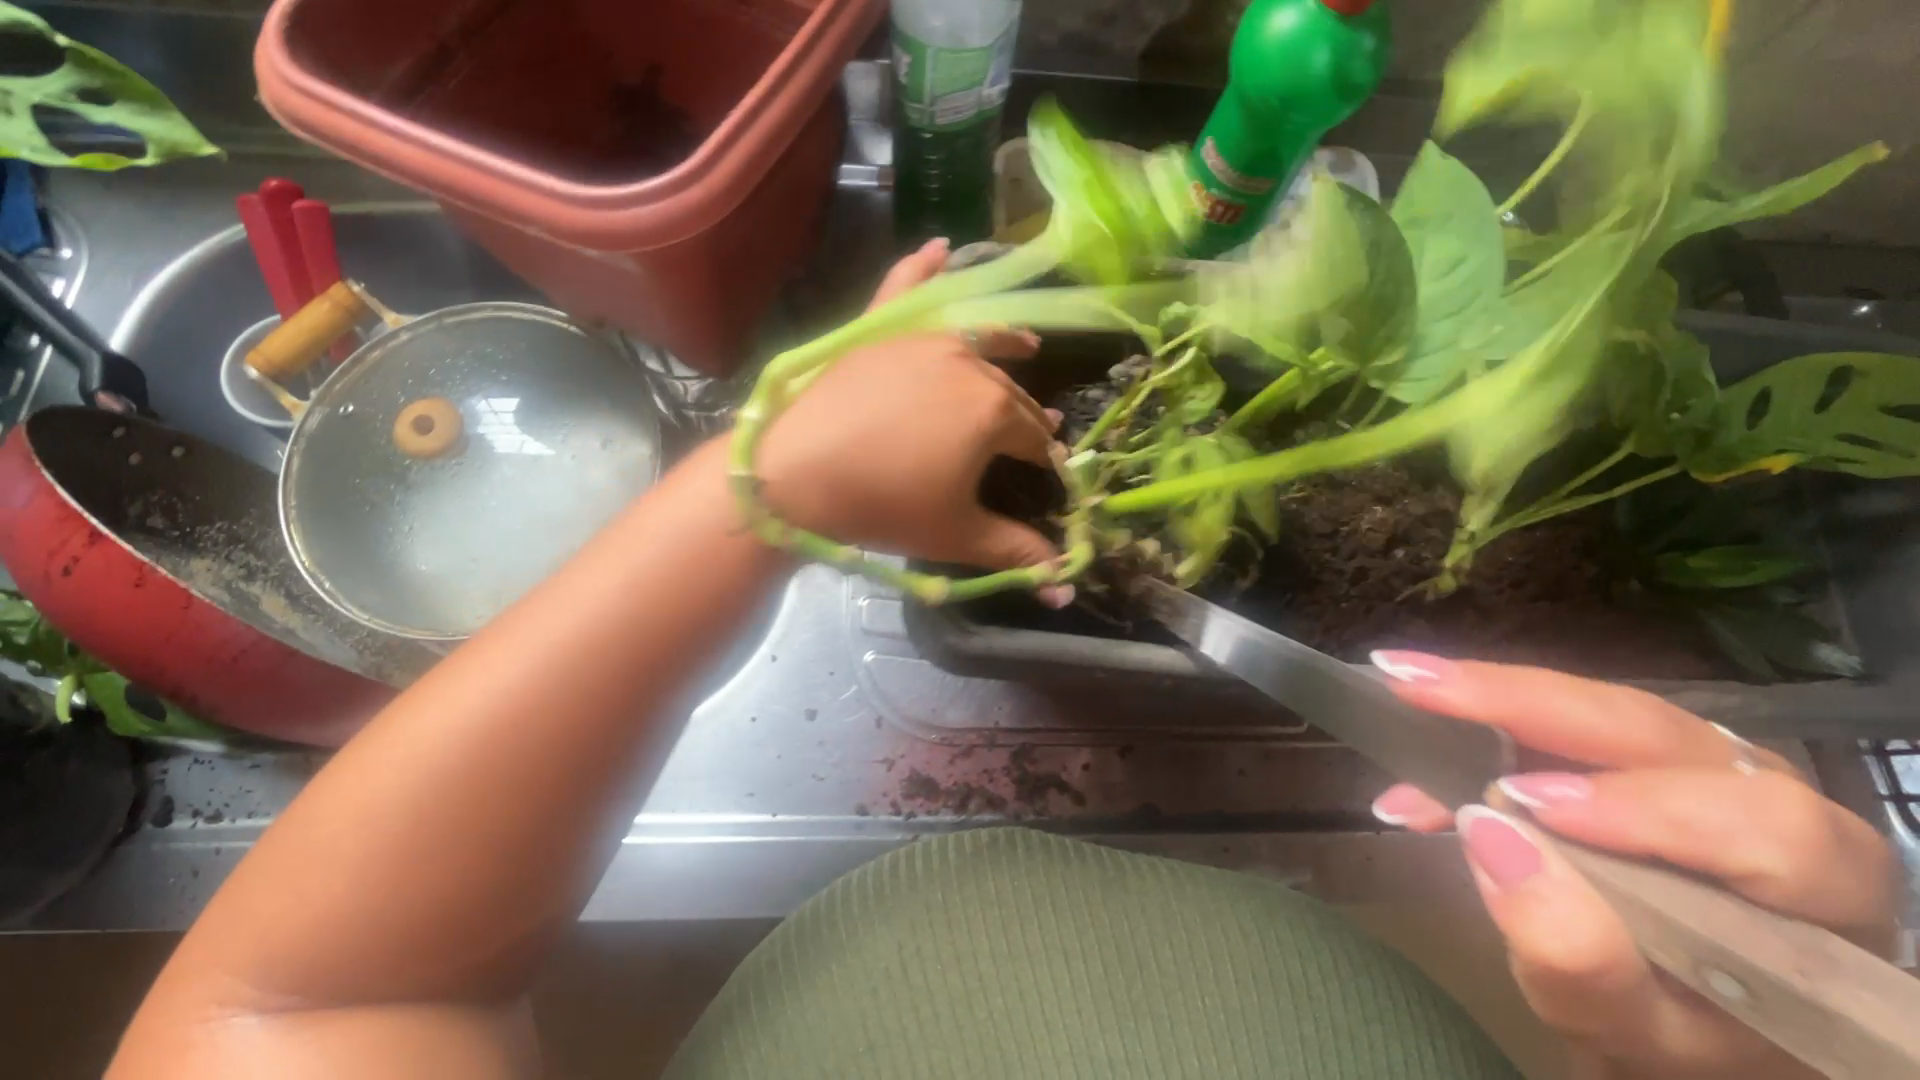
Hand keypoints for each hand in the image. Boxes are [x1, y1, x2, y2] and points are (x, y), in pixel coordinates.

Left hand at [756, 239, 1072, 602]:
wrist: (797, 474)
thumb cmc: (884, 505)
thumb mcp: (956, 534)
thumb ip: (1016, 555)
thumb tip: (1067, 586)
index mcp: (994, 411)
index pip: (1034, 438)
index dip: (1045, 462)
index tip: (1049, 476)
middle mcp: (968, 362)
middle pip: (1010, 391)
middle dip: (1028, 416)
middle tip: (1036, 435)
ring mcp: (920, 338)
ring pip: (976, 335)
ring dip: (1005, 340)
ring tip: (1027, 345)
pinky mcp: (877, 329)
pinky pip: (903, 287)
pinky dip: (923, 266)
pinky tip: (940, 247)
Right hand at [1366, 653, 1899, 1079]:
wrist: (1679, 1012)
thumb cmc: (1670, 1032)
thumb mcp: (1623, 1030)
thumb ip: (1576, 958)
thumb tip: (1486, 833)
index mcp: (1816, 894)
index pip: (1759, 829)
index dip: (1642, 809)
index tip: (1517, 803)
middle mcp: (1769, 802)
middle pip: (1657, 731)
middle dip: (1525, 703)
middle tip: (1412, 684)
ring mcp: (1702, 765)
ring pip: (1603, 708)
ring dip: (1492, 697)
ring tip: (1404, 687)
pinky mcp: (1637, 750)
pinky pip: (1564, 716)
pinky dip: (1484, 718)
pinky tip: (1423, 737)